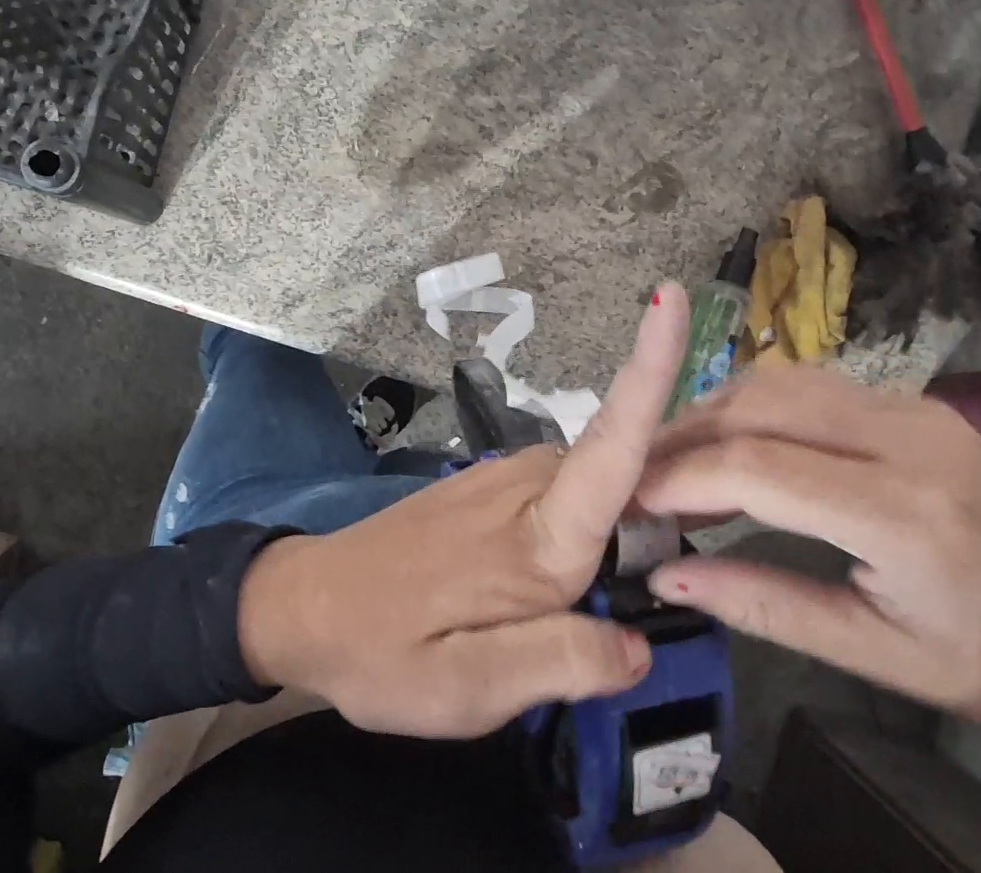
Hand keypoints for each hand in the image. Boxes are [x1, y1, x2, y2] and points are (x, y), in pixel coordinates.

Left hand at [236, 284, 691, 738]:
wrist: (306, 608)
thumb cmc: (383, 650)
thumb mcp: (468, 686)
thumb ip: (561, 661)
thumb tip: (638, 643)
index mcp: (537, 535)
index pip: (611, 445)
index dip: (650, 368)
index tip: (672, 294)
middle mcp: (528, 484)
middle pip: (631, 474)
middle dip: (674, 509)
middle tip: (665, 589)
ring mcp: (505, 477)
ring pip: (601, 486)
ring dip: (628, 525)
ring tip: (605, 594)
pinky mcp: (490, 485)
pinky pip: (568, 493)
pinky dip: (591, 523)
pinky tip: (566, 576)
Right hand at [635, 366, 980, 774]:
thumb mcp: (877, 656)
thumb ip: (764, 606)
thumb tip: (663, 578)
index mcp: (906, 516)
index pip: (755, 467)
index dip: (675, 477)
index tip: (622, 501)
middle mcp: (910, 441)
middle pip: (758, 405)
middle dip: (679, 436)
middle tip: (630, 479)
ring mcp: (917, 411)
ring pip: (779, 383)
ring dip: (710, 414)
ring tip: (668, 465)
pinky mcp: (914, 406)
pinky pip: (809, 388)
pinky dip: (750, 411)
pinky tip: (728, 448)